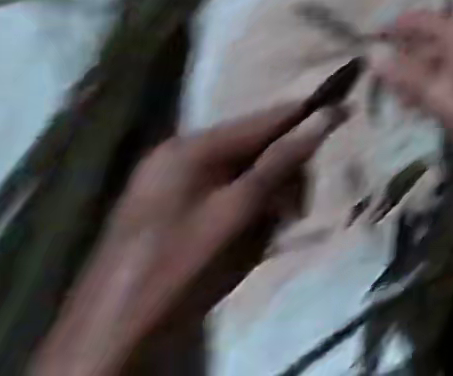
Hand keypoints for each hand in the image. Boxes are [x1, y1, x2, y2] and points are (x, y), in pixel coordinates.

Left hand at [32, 103, 338, 375]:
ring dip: (267, 193)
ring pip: (241, 170)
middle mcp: (176, 154)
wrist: (105, 342)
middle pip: (253, 144)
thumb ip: (281, 161)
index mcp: (189, 147)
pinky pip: (222, 191)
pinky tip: (252, 234)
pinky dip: (245, 207)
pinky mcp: (165, 210)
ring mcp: (167, 182)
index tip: (346, 111)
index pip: (264, 118)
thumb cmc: (176, 269)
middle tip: (298, 206)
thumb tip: (328, 114)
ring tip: (277, 226)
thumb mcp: (236, 213)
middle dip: (284, 170)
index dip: (306, 116)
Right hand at [371, 9, 452, 167]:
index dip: (392, 27)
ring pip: (441, 54)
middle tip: (374, 74)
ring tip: (392, 93)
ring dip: (417, 70)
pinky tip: (418, 101)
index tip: (365, 39)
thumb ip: (404, 73)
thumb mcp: (438, 96)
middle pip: (430, 35)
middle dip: (403, 53)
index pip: (419, 19)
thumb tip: (371, 52)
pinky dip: (434, 79)